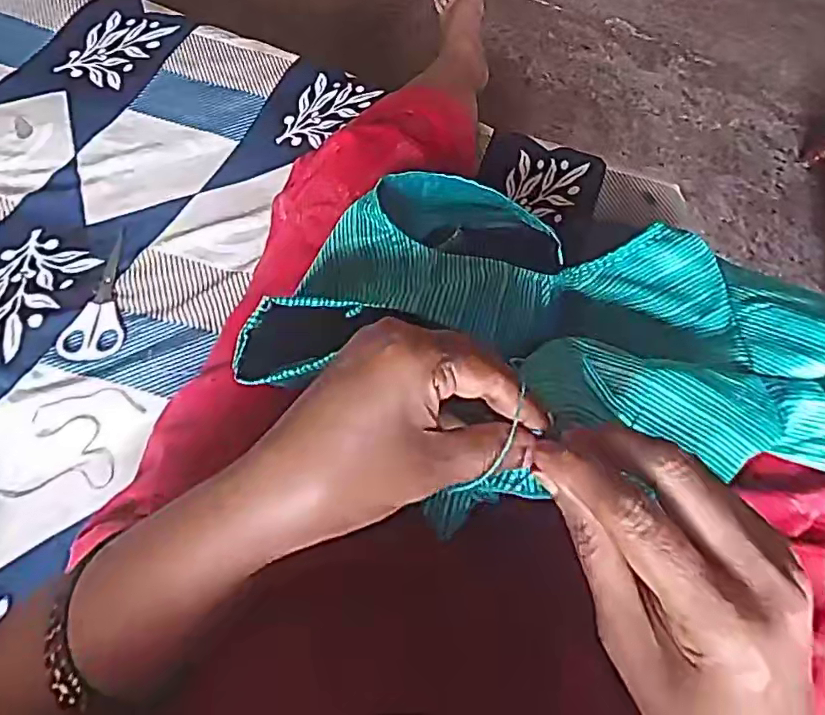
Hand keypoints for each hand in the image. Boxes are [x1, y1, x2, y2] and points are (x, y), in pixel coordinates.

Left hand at [232, 317, 548, 552]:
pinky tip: (454, 416)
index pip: (488, 367)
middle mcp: (396, 331)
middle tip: (527, 430)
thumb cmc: (356, 478)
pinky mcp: (360, 358)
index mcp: (416, 349)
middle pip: (466, 354)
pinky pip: (416, 363)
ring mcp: (373, 341)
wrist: (276, 491)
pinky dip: (440, 387)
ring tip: (497, 428)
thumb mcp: (434, 464)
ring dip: (470, 389)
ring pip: (441, 358)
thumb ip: (491, 446)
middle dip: (498, 391)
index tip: (548, 431)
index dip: (523, 402)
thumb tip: (533, 443)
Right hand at [534, 426, 812, 714]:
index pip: (638, 519)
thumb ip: (596, 551)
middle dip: (613, 443)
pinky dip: (667, 471)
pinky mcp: (783, 544)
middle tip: (568, 438)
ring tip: (592, 448)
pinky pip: (715, 486)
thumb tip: (557, 478)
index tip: (544, 449)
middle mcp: (763, 578)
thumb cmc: (681, 704)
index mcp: (721, 620)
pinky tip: (635, 472)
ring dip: (637, 448)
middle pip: (676, 475)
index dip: (584, 474)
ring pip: (696, 470)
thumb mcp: (624, 640)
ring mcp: (781, 557)